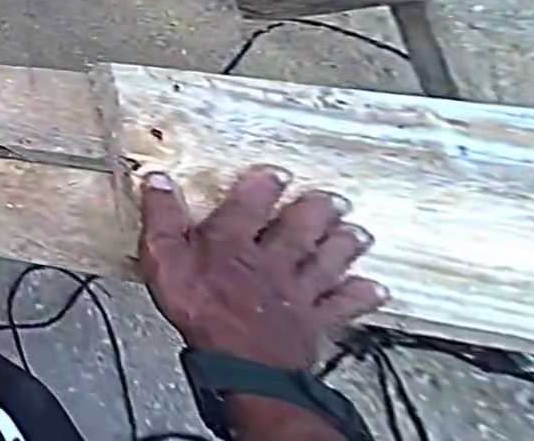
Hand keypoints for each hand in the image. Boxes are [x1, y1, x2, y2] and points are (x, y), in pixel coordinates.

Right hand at [139, 165, 386, 369]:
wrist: (238, 362)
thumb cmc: (196, 304)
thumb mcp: (162, 253)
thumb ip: (161, 214)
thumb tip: (159, 177)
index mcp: (231, 241)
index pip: (248, 205)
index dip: (262, 186)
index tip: (278, 172)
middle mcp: (268, 260)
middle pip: (296, 232)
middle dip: (315, 213)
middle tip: (335, 198)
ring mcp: (295, 292)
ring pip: (323, 263)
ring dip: (342, 246)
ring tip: (359, 231)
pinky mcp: (312, 322)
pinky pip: (340, 306)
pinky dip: (359, 296)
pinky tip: (375, 288)